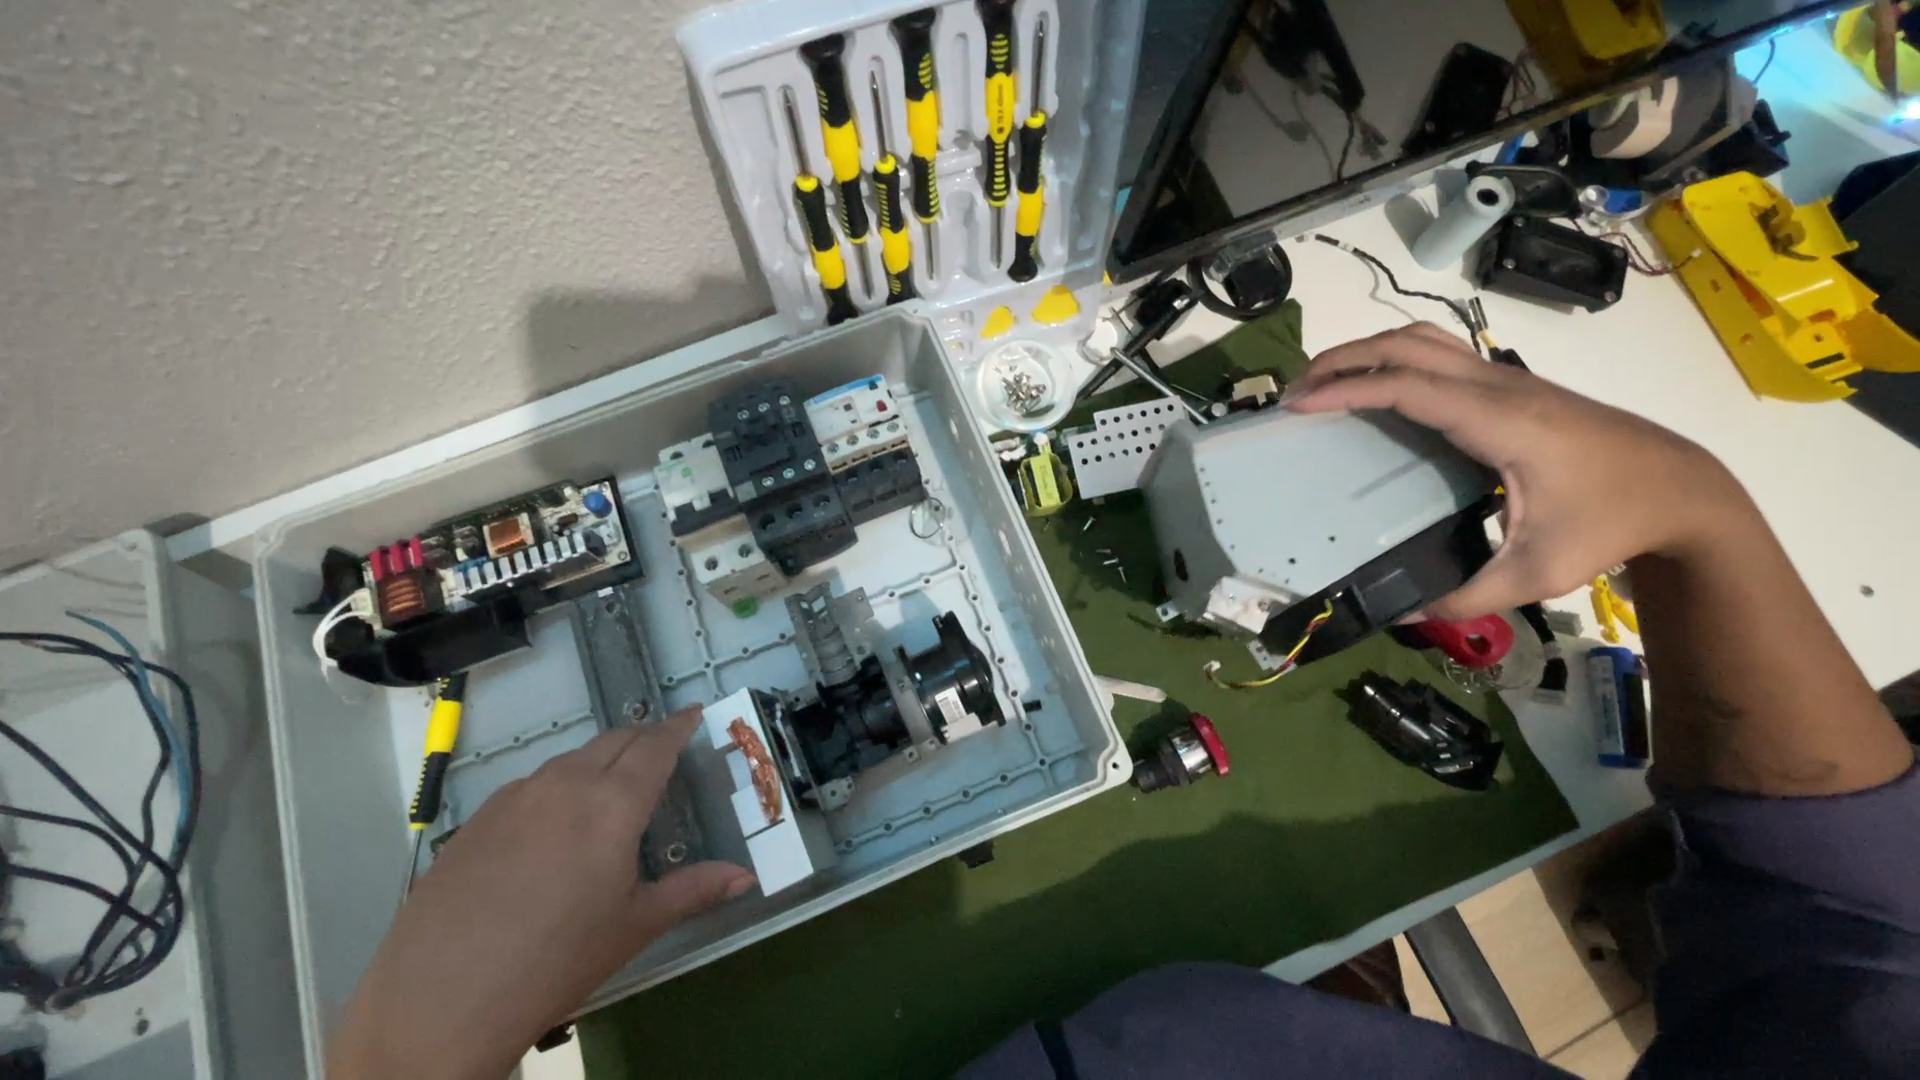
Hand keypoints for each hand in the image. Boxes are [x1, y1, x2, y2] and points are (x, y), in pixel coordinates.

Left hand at [328, 706, 753, 1079]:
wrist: (439, 1000)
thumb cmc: (556, 961)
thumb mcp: (634, 926)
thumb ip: (694, 891)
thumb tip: (746, 877)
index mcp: (612, 805)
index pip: (655, 746)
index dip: (678, 726)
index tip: (693, 712)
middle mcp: (566, 785)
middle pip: (614, 740)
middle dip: (644, 737)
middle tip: (663, 747)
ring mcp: (516, 797)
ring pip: (571, 758)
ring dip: (601, 758)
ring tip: (612, 783)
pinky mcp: (478, 818)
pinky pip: (533, 783)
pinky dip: (560, 783)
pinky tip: (555, 821)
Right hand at [1287, 323, 1752, 618]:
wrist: (1681, 487)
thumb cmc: (1610, 525)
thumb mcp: (1537, 574)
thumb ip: (1463, 596)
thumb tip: (1396, 613)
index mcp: (1500, 422)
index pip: (1407, 387)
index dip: (1347, 391)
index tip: (1299, 406)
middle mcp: (1498, 385)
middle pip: (1405, 345)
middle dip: (1342, 359)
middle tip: (1295, 393)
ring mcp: (1505, 377)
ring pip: (1422, 338)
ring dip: (1366, 349)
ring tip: (1323, 381)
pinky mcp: (1508, 382)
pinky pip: (1437, 351)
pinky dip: (1392, 356)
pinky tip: (1374, 387)